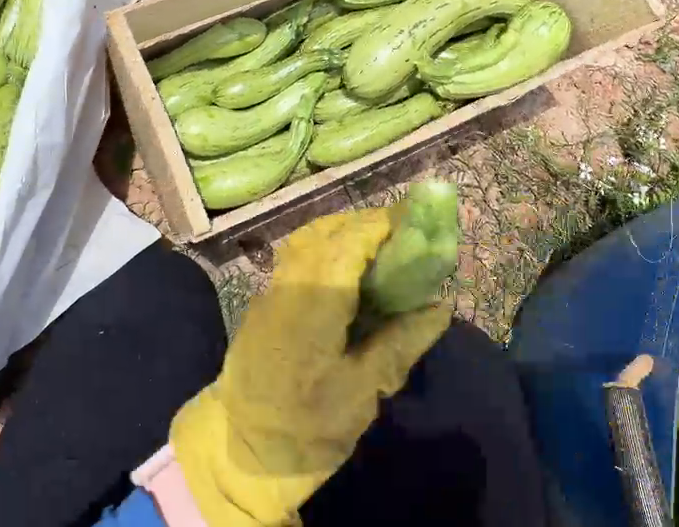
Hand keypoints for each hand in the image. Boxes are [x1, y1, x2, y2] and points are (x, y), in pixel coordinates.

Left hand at [169, 208, 450, 526]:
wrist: (237, 454)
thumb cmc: (305, 430)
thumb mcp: (362, 393)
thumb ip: (401, 343)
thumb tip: (441, 306)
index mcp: (314, 304)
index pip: (349, 243)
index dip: (382, 227)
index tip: (417, 224)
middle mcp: (288, 285)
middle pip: (327, 232)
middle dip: (367, 225)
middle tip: (405, 235)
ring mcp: (270, 290)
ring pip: (308, 239)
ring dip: (345, 232)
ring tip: (381, 248)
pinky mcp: (264, 302)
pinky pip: (298, 256)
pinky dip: (327, 248)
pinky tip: (349, 270)